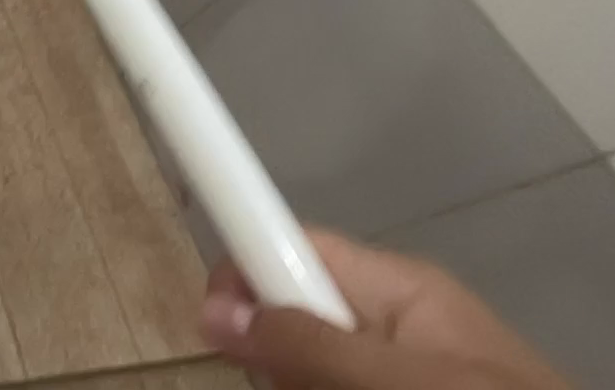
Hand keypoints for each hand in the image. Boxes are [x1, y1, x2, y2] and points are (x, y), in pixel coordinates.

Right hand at [201, 229, 570, 389]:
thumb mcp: (402, 382)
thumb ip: (311, 344)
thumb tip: (212, 311)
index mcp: (395, 286)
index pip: (285, 239)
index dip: (238, 260)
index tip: (212, 316)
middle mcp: (390, 318)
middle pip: (286, 309)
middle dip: (272, 351)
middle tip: (284, 389)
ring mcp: (395, 365)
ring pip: (302, 358)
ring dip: (292, 383)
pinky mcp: (390, 386)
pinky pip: (326, 381)